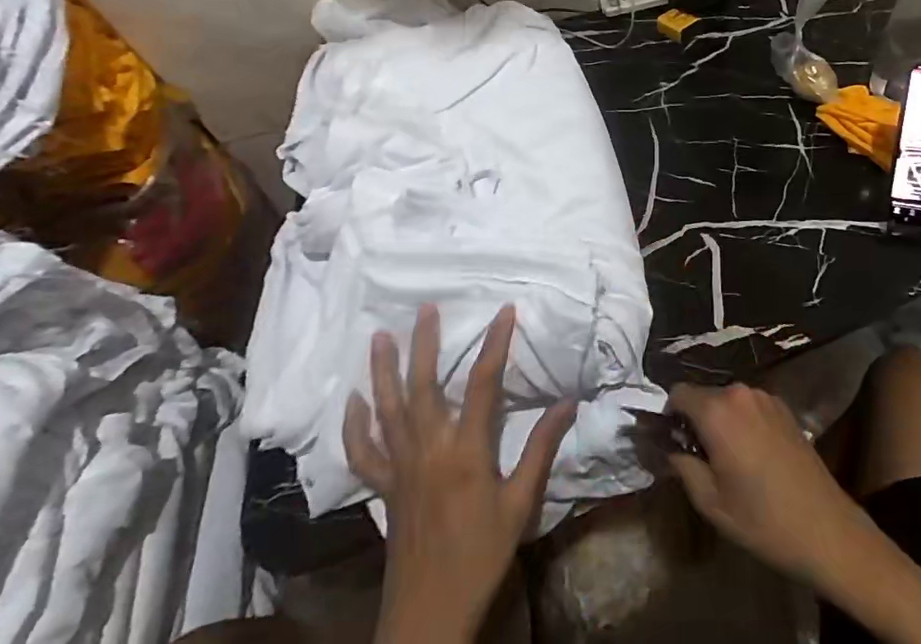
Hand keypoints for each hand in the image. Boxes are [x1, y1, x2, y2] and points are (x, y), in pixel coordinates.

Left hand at [344, 305, 576, 643]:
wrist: (430, 610)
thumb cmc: (482, 554)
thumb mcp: (520, 503)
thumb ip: (540, 448)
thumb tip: (567, 403)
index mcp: (466, 452)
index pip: (483, 384)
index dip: (495, 344)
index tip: (503, 311)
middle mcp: (428, 451)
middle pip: (423, 387)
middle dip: (424, 345)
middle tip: (425, 309)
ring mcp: (400, 469)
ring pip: (388, 411)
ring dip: (383, 371)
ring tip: (380, 337)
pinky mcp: (384, 489)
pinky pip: (363, 453)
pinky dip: (354, 426)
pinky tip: (353, 402)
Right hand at [665, 383, 875, 586]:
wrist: (822, 526)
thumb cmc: (759, 517)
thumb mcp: (708, 500)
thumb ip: (680, 464)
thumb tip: (662, 444)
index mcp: (718, 411)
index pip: (678, 392)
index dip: (668, 415)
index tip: (669, 442)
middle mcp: (742, 393)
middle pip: (704, 396)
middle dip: (694, 420)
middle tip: (696, 458)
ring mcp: (767, 398)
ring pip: (728, 401)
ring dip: (720, 421)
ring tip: (725, 459)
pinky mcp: (785, 409)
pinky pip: (750, 407)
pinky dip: (742, 422)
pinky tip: (751, 455)